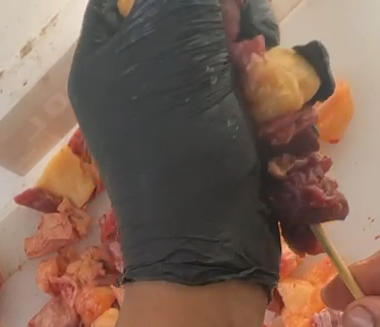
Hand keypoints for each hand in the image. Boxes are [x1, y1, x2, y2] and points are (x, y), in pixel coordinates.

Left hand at [69, 0, 281, 289]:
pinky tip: (272, 107)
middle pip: (190, 13)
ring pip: (228, 47)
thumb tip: (208, 0)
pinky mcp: (221, 139)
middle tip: (245, 36)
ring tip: (263, 78)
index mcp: (107, 57)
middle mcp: (140, 80)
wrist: (208, 249)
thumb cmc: (179, 146)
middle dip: (227, 16)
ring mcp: (182, 111)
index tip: (210, 5)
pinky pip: (249, 90)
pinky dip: (267, 92)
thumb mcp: (173, 42)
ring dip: (256, 53)